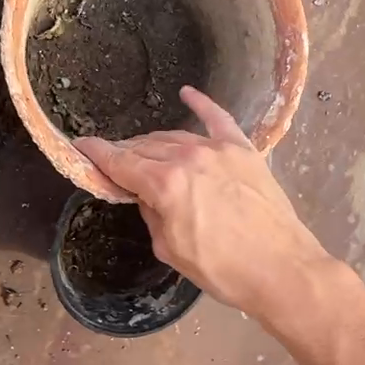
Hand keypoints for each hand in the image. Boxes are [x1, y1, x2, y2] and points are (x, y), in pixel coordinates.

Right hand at [76, 87, 335, 320]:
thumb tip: (146, 196)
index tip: (81, 145)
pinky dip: (201, 104)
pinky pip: (218, 119)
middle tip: (113, 161)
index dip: (96, 153)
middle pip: (144, 147)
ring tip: (142, 150)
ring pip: (174, 137)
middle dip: (124, 153)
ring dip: (153, 143)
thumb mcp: (170, 250)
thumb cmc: (224, 271)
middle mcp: (188, 158)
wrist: (283, 271)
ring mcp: (218, 150)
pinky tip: (187, 93)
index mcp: (165, 184)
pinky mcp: (243, 151)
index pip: (120, 162)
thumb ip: (151, 214)